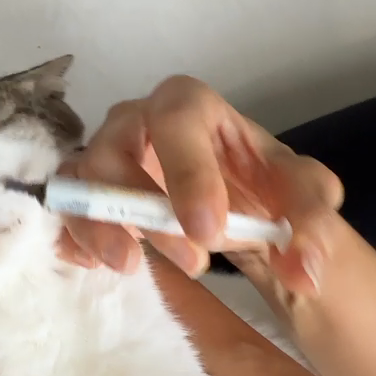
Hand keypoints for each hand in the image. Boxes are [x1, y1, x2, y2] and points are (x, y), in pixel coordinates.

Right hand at [63, 76, 342, 294]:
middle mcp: (134, 120)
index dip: (187, 171)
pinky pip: (66, 207)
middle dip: (143, 209)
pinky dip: (74, 234)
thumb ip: (310, 222)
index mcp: (188, 105)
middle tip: (191, 262)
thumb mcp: (303, 195)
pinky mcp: (87, 188)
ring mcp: (104, 152)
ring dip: (100, 225)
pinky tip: (95, 263)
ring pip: (81, 179)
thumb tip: (302, 270)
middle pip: (115, 150)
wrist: (233, 201)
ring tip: (130, 266)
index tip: (208, 230)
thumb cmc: (259, 183)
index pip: (177, 119)